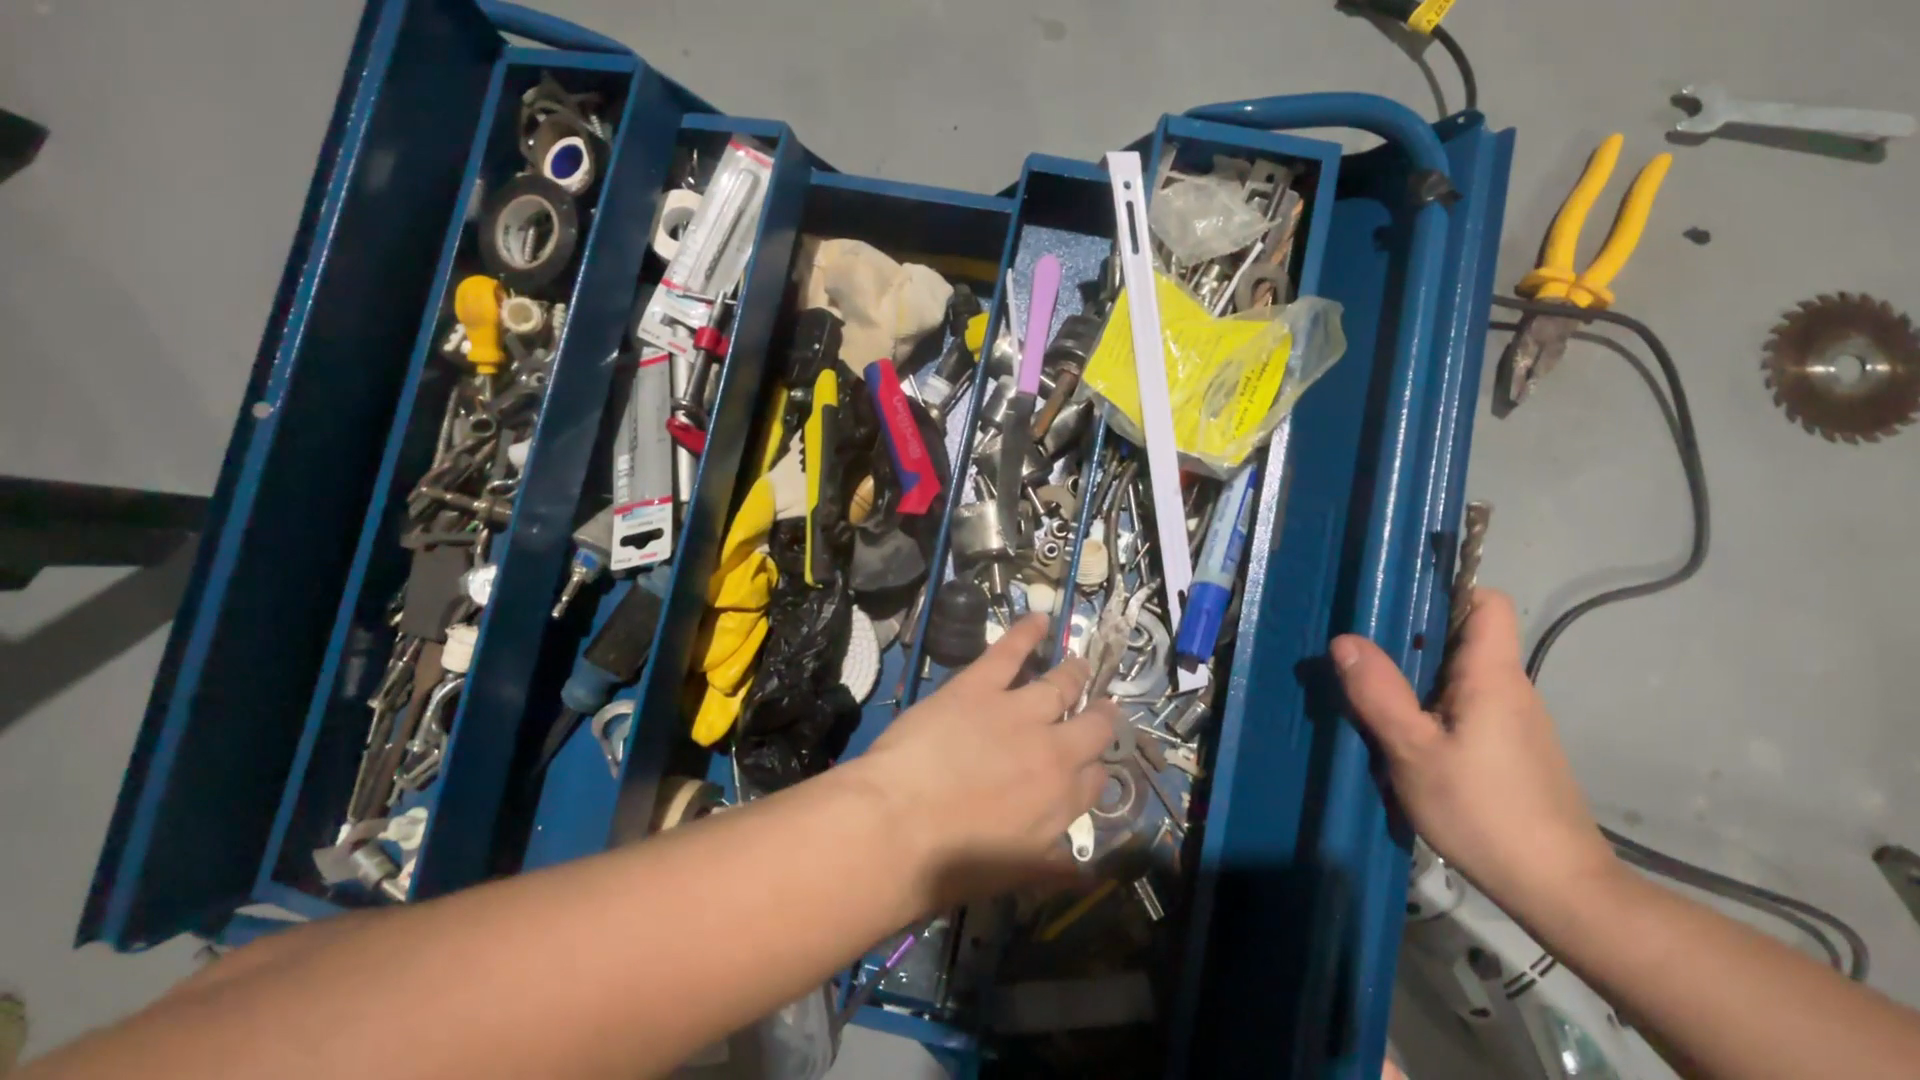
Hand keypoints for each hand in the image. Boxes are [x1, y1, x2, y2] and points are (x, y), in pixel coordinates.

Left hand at [852, 614, 1118, 909]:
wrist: (901, 826)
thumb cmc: (954, 864)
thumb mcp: (1015, 876)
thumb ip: (1053, 867)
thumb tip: (1085, 873)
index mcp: (1062, 801)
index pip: (1096, 780)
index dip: (1094, 770)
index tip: (1090, 768)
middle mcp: (1054, 752)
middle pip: (1093, 727)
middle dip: (1102, 717)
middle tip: (1103, 708)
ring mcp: (1019, 713)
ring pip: (1060, 684)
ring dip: (1073, 674)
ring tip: (1079, 664)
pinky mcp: (979, 687)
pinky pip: (1009, 653)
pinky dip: (1025, 633)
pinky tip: (1038, 618)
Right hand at [1331, 589, 1619, 911]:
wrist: (1557, 886)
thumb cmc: (1483, 810)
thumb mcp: (1413, 752)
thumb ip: (1378, 693)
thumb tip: (1344, 640)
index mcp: (1494, 675)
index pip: (1486, 602)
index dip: (1446, 592)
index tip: (1397, 607)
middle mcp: (1512, 689)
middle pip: (1464, 641)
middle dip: (1411, 644)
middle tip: (1363, 662)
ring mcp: (1516, 723)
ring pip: (1460, 680)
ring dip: (1417, 685)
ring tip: (1374, 708)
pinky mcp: (1512, 753)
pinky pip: (1466, 712)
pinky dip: (1433, 716)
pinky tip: (1406, 748)